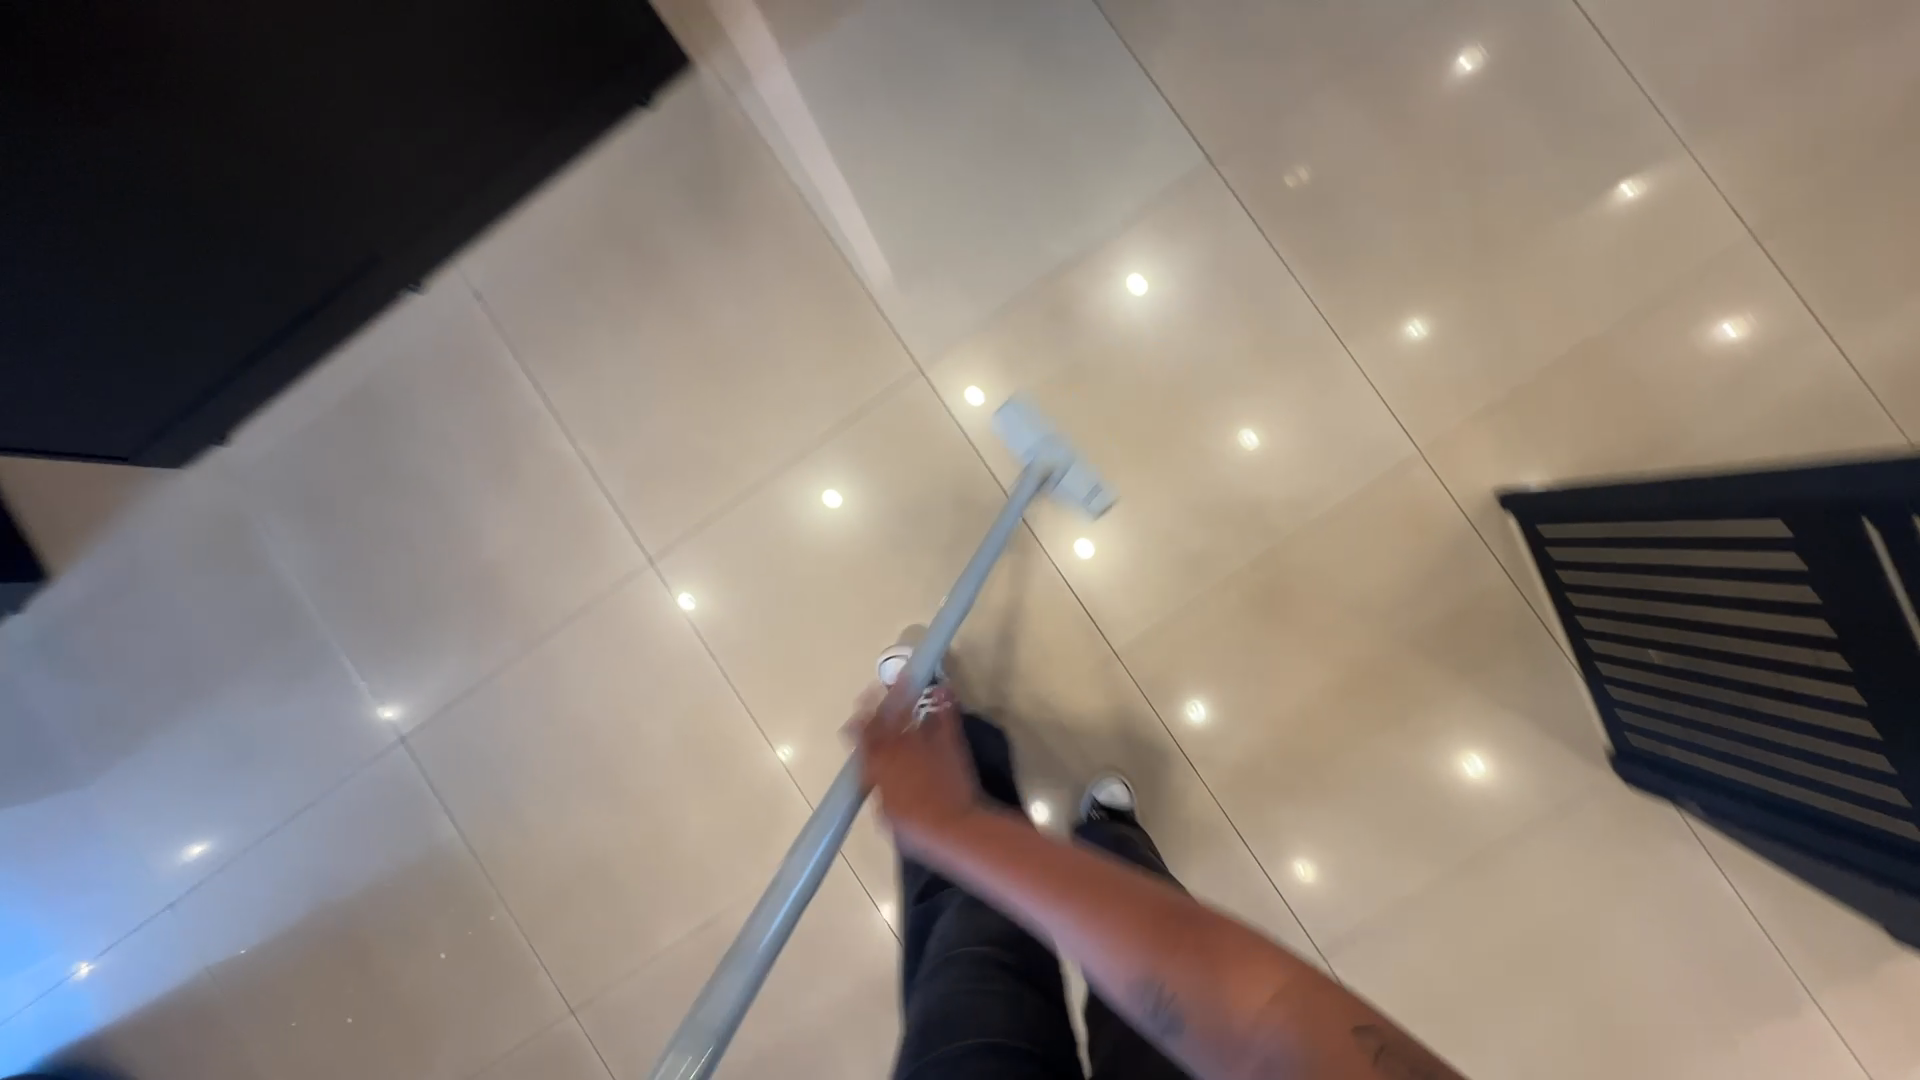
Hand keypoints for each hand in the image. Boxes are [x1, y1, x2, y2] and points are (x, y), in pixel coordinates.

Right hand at [848, 681, 980, 853]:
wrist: (952, 823)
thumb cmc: (914, 826)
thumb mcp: (885, 811)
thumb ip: (878, 786)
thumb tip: (876, 777)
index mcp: (879, 764)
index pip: (862, 739)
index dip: (856, 727)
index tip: (853, 720)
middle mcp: (898, 746)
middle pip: (883, 718)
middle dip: (875, 703)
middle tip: (871, 690)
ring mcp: (924, 739)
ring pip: (910, 710)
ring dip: (904, 692)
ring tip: (903, 676)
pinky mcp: (948, 740)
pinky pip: (944, 715)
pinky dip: (944, 701)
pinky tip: (943, 688)